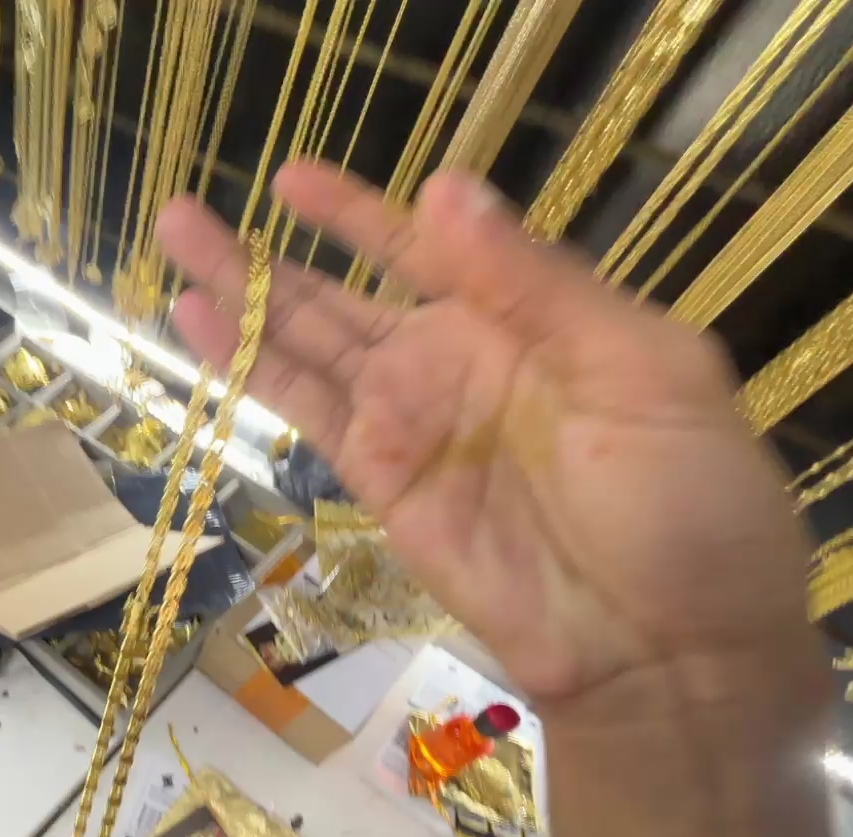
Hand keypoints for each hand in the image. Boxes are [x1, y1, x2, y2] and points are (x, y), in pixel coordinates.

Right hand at [157, 166, 827, 745]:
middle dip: (255, 258)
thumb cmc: (680, 502)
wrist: (648, 640)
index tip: (285, 179)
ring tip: (171, 256)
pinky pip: (298, 408)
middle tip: (179, 215)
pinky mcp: (365, 472)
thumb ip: (535, 283)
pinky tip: (199, 329)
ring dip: (234, 302)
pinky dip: (247, 368)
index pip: (416, 246)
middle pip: (330, 296)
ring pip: (297, 347)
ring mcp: (394, 418)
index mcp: (515, 317)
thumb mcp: (640, 369)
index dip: (350, 213)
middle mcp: (439, 358)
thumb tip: (442, 188)